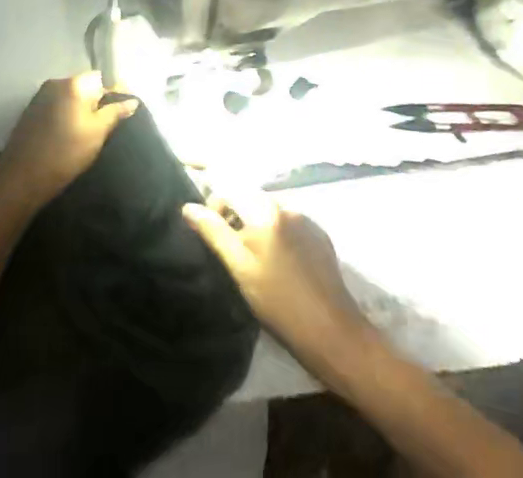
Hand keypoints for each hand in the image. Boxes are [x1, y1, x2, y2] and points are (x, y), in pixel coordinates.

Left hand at [0, 72, 138, 204]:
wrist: (23, 175)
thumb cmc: (66, 152)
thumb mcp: (97, 133)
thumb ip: (114, 113)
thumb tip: (132, 100)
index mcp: (72, 84)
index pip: (101, 78)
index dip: (115, 92)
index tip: (124, 110)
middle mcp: (55, 83)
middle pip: (85, 86)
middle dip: (98, 102)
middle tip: (110, 125)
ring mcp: (40, 96)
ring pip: (71, 97)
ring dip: (82, 110)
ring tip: (92, 133)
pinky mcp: (32, 110)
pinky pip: (57, 106)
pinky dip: (67, 116)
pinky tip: (72, 134)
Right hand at [182, 187, 378, 386]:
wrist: (333, 334)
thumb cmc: (278, 302)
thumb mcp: (238, 267)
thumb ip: (213, 232)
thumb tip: (188, 207)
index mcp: (265, 211)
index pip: (228, 188)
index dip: (212, 206)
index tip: (209, 232)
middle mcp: (288, 207)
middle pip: (249, 197)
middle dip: (233, 215)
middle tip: (228, 249)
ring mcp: (307, 221)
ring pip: (268, 211)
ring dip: (254, 225)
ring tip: (252, 258)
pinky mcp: (320, 237)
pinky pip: (287, 224)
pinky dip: (275, 233)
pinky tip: (277, 263)